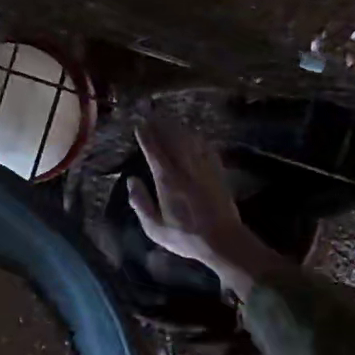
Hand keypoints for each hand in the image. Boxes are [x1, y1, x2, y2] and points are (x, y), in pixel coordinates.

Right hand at [127, 117, 287, 297]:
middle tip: (150, 114)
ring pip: (189, 139)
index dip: (146, 136)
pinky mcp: (217, 171)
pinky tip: (195, 135)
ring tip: (169, 119)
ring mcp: (203, 168)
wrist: (223, 239)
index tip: (139, 125)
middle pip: (171, 139)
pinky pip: (206, 147)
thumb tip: (131, 181)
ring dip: (178, 127)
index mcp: (167, 180)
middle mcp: (185, 168)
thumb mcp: (155, 228)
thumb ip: (140, 203)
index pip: (154, 151)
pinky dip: (197, 138)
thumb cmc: (186, 236)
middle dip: (160, 125)